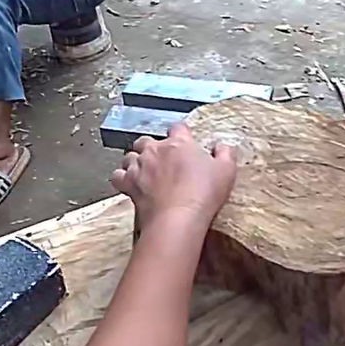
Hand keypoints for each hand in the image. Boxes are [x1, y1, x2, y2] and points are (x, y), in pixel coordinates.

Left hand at [112, 124, 236, 230]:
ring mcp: (140, 166)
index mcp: (180, 143)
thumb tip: (222, 145)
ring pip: (130, 156)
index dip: (181, 133)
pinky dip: (122, 178)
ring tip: (145, 171)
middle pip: (147, 140)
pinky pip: (118, 176)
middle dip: (153, 147)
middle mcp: (156, 149)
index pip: (178, 127)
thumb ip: (225, 153)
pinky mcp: (129, 184)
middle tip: (164, 160)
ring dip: (136, 161)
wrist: (178, 217)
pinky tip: (130, 183)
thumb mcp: (226, 170)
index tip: (185, 142)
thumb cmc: (204, 192)